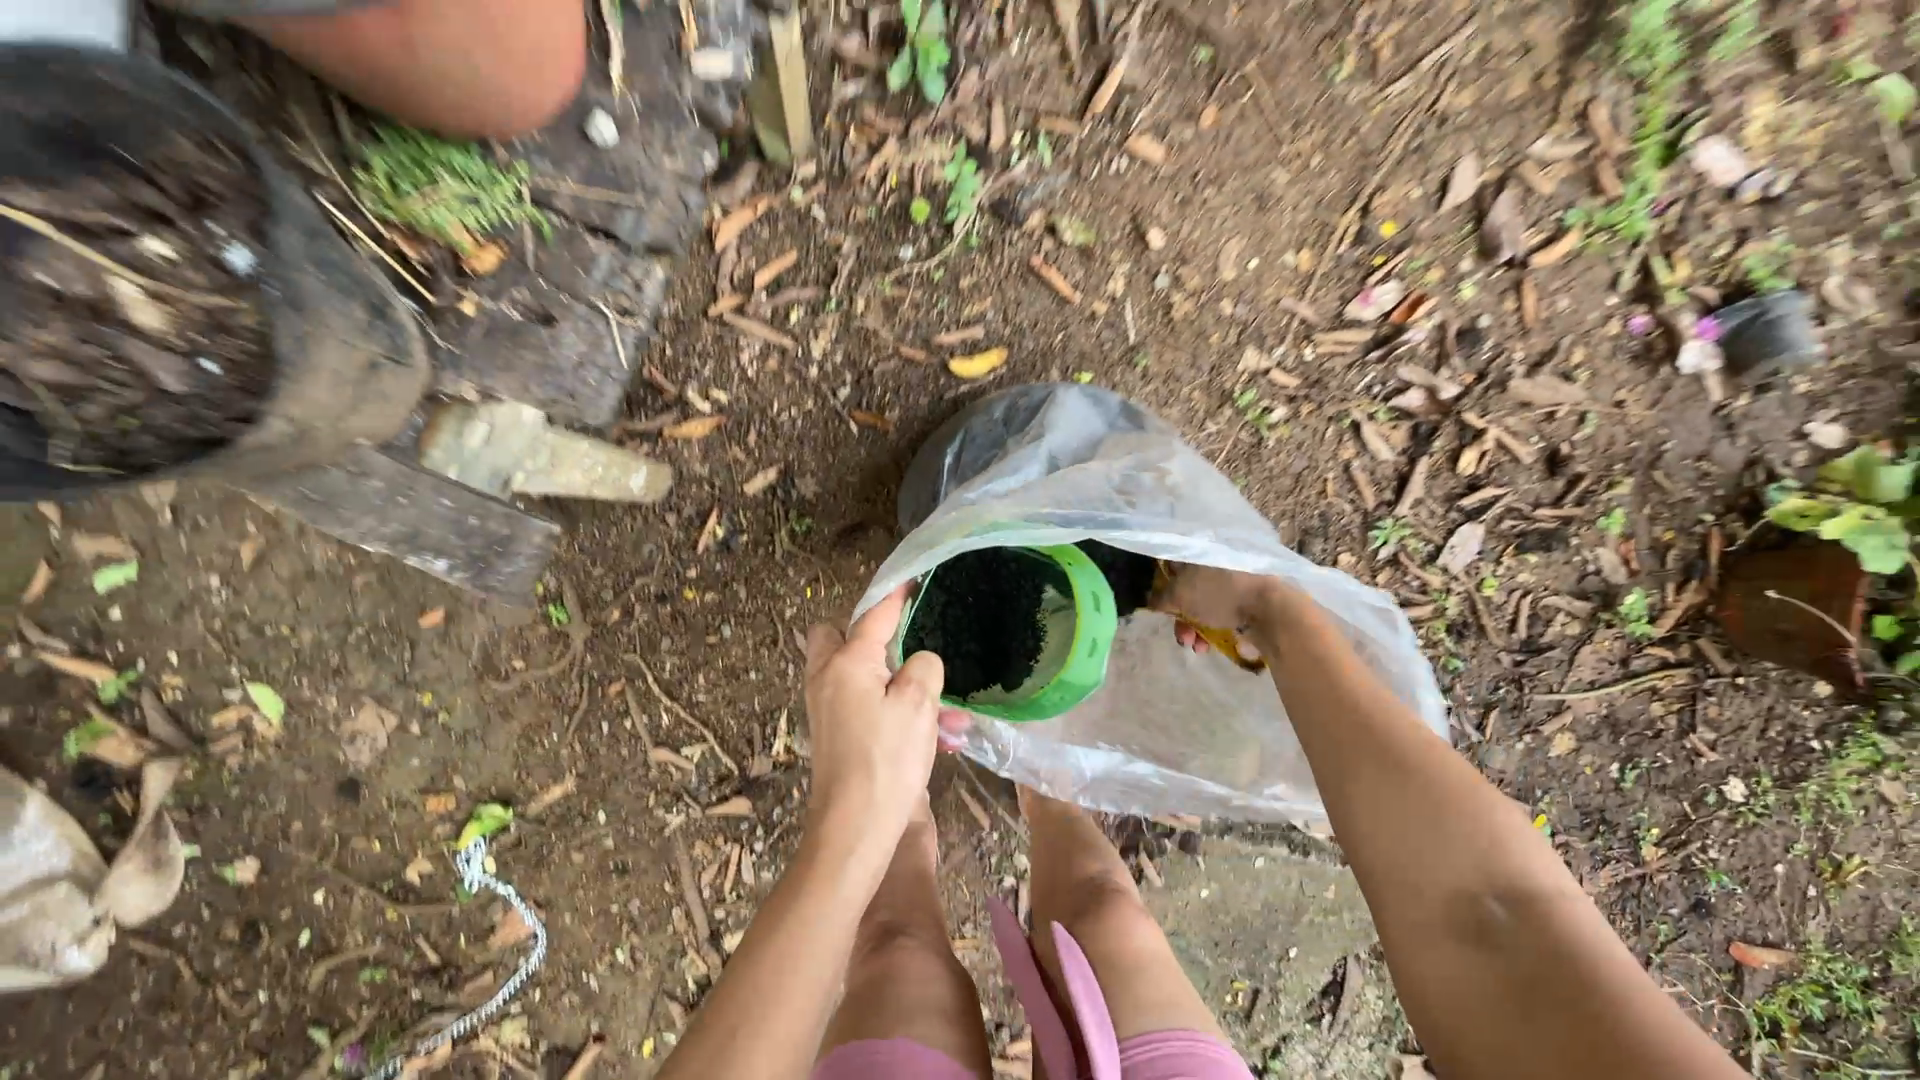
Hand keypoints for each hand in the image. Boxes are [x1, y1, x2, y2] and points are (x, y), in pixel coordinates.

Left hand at [803, 587, 944, 844]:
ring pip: (860, 676)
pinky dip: (896, 713)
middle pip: (838, 638)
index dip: (896, 596)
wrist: (854, 830)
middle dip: (870, 636)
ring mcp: (827, 709)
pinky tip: (938, 739)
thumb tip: (918, 664)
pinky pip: (866, 707)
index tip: (913, 580)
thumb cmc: (886, 760)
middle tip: (904, 647)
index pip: (873, 616)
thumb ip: (922, 668)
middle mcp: (828, 679)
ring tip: (949, 716)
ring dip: (900, 685)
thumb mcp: (918, 705)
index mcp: (846, 663)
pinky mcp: (836, 736)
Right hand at [1151, 563, 1304, 652]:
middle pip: (1188, 589)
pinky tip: (1211, 646)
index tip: (1160, 606)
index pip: (1173, 564)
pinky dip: (1214, 629)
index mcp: (1199, 552)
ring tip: (1197, 647)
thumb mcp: (1179, 594)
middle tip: (1181, 636)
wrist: (1270, 608)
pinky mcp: (1249, 599)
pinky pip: (1223, 613)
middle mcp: (1216, 562)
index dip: (1162, 584)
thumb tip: (1151, 599)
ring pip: (1205, 605)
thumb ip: (1160, 597)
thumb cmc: (1219, 593)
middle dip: (1180, 617)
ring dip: (1195, 628)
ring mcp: (1235, 580)